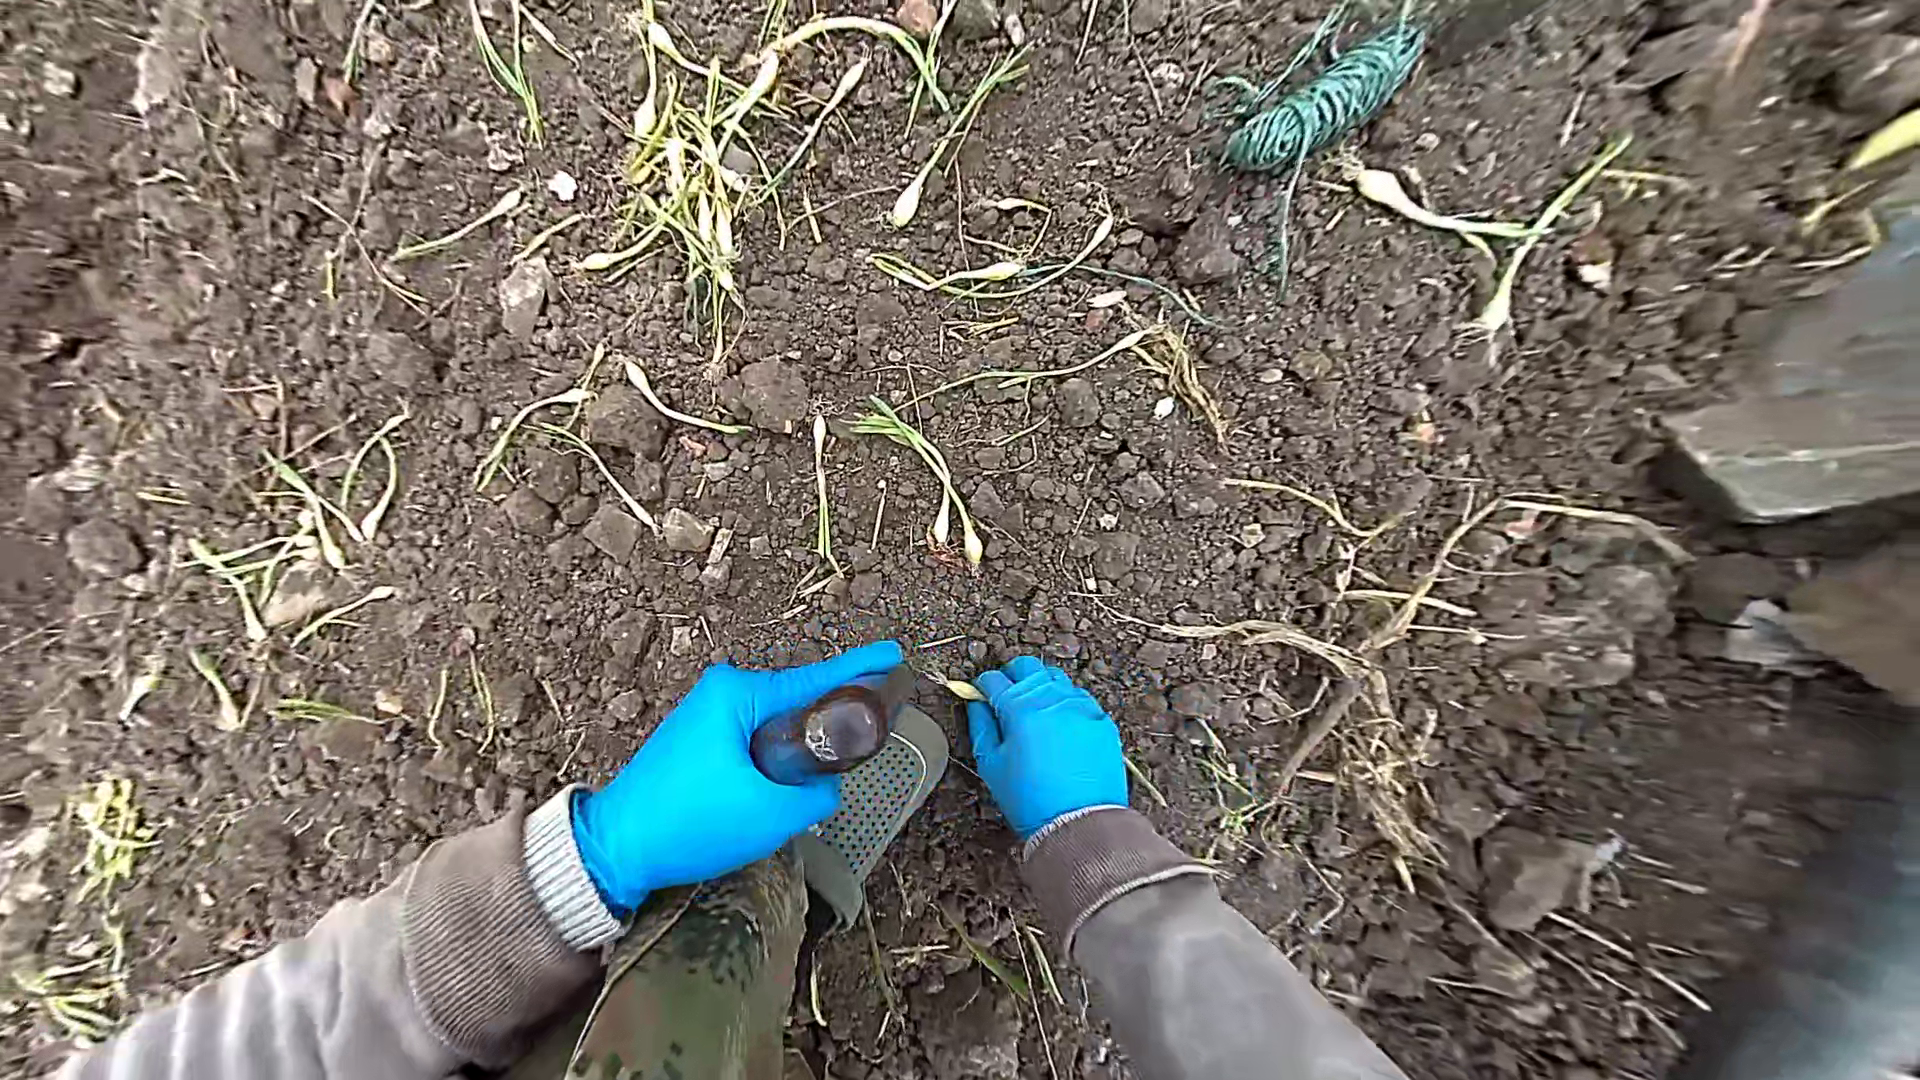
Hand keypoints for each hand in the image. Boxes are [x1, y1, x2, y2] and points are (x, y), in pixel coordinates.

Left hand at [572, 640, 904, 912]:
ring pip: (778, 718)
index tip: (892, 654)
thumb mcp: (768, 816)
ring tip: (841, 746)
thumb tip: (827, 788)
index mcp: (737, 695)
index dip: (859, 667)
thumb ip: (815, 797)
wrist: (612, 850)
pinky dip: (782, 744)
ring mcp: (711, 711)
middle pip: (798, 696)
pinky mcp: (704, 734)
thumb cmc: (689, 824)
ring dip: (806, 732)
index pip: (813, 679)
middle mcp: (724, 691)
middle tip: (875, 710)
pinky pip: (758, 731)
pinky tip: (799, 761)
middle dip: (836, 706)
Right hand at [967, 656, 1127, 838]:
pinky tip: (1059, 725)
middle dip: (1012, 676)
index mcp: (1020, 709)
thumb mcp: (992, 765)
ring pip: (1054, 678)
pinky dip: (1064, 703)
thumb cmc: (1033, 800)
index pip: (994, 679)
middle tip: (1006, 696)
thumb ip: (981, 726)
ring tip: (1034, 714)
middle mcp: (1051, 699)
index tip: (982, 695)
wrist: (1081, 824)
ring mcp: (1079, 706)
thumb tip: (976, 703)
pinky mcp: (1100, 718)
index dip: (983, 687)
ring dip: (1039, 687)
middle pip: (1026, 666)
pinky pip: (1078, 698)